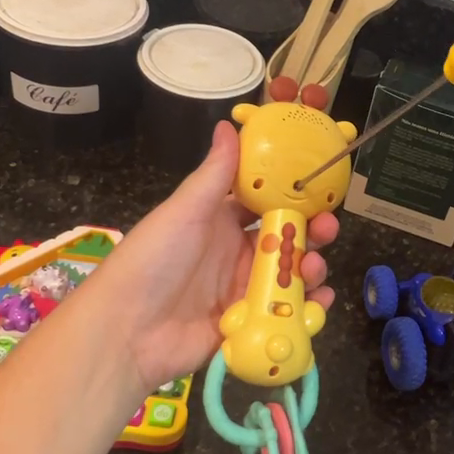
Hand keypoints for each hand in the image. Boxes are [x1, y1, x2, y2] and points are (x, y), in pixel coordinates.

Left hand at [76, 122, 337, 390]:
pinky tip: (318, 301)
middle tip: (327, 229)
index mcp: (221, 222)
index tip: (320, 187)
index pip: (266, 203)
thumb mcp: (185, 210)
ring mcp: (243, 290)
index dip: (294, 195)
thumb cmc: (154, 260)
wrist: (126, 331)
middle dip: (312, 233)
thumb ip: (215, 173)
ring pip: (290, 275)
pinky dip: (307, 308)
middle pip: (286, 240)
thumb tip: (230, 123)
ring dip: (310, 268)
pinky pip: (285, 314)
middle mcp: (236, 254)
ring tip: (313, 268)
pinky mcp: (248, 324)